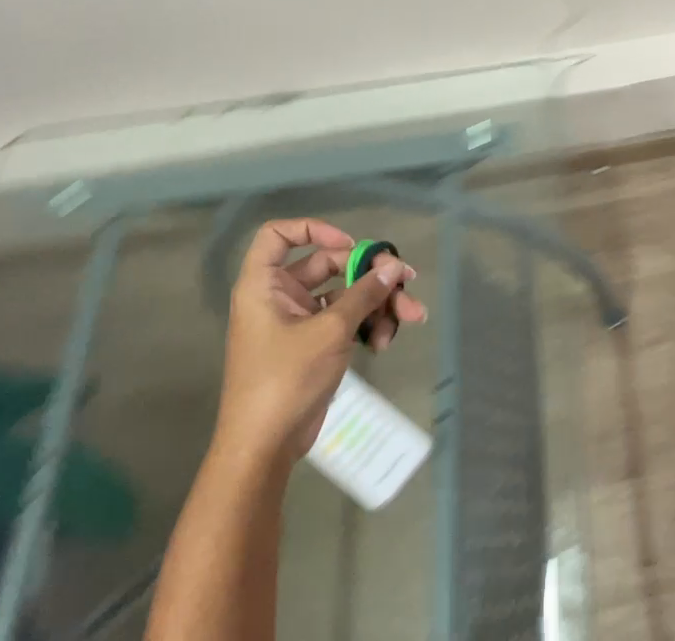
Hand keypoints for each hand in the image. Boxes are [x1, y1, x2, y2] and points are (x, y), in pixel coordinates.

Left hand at [213, 217, 429, 465]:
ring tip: (409, 319)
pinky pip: (346, 320)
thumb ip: (364, 294)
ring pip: (346, 295)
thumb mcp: (331, 331)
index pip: (279, 236)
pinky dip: (368, 326)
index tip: (350, 245)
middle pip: (330, 266)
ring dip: (379, 304)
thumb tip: (394, 268)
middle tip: (407, 284)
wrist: (265, 443)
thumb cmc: (286, 378)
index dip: (315, 230)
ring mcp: (297, 321)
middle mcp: (279, 296)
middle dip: (372, 276)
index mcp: (265, 285)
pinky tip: (383, 343)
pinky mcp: (314, 343)